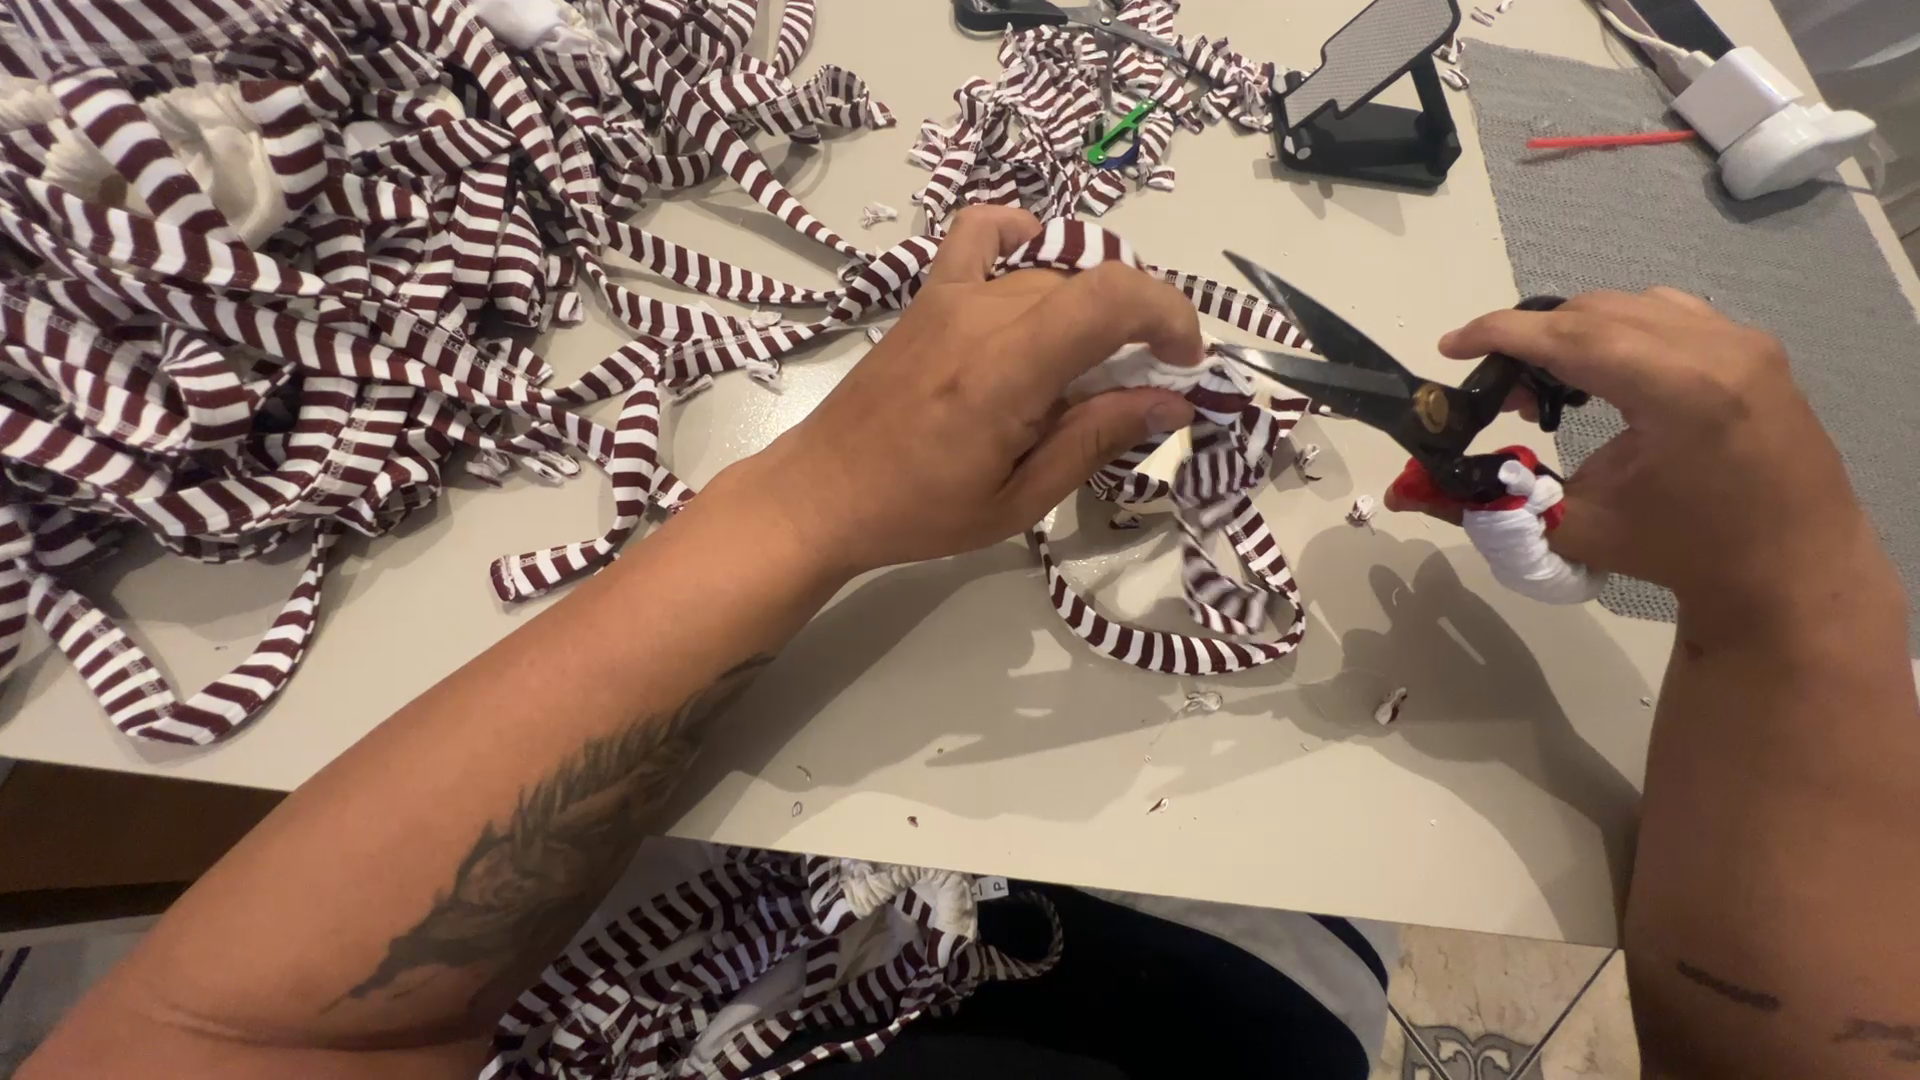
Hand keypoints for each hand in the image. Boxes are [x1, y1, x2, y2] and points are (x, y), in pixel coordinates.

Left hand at [712, 207, 1203, 579]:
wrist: (824, 492)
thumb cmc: (919, 512)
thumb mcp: (1018, 499)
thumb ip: (1095, 440)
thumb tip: (1171, 403)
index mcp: (1007, 371)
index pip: (1111, 297)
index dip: (1168, 314)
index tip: (1184, 362)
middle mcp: (981, 315)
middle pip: (1089, 285)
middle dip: (1135, 329)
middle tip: (1132, 390)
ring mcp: (948, 297)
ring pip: (1048, 272)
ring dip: (1088, 308)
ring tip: (1082, 366)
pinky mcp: (926, 297)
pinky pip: (980, 236)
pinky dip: (1020, 237)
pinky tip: (1034, 268)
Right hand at [1389, 288, 1869, 620]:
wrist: (1788, 563)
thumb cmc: (1677, 549)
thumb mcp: (1569, 527)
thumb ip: (1482, 502)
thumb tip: (1401, 496)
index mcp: (1678, 391)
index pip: (1570, 334)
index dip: (1497, 333)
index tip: (1449, 348)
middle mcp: (1717, 350)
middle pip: (1592, 313)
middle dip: (1528, 339)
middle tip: (1497, 390)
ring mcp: (1742, 344)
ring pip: (1628, 305)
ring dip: (1569, 334)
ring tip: (1544, 386)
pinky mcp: (1752, 349)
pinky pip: (1666, 312)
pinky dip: (1614, 331)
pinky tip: (1599, 376)